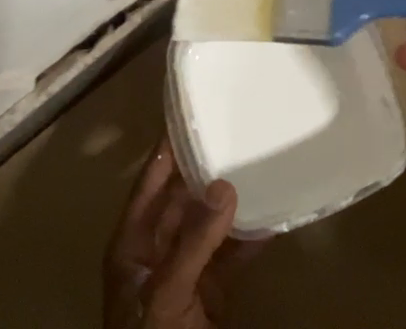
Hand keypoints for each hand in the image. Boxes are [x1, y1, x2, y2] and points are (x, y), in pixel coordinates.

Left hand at [103, 139, 261, 327]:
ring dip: (233, 203)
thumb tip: (224, 185)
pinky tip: (272, 217)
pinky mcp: (211, 290)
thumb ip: (194, 240)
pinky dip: (250, 238)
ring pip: (210, 225)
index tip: (191, 116)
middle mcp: (158, 249)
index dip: (167, 151)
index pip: (149, 184)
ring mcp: (185, 270)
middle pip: (183, 199)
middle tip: (236, 134)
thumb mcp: (165, 289)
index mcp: (133, 243)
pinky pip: (231, 255)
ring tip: (259, 166)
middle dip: (206, 171)